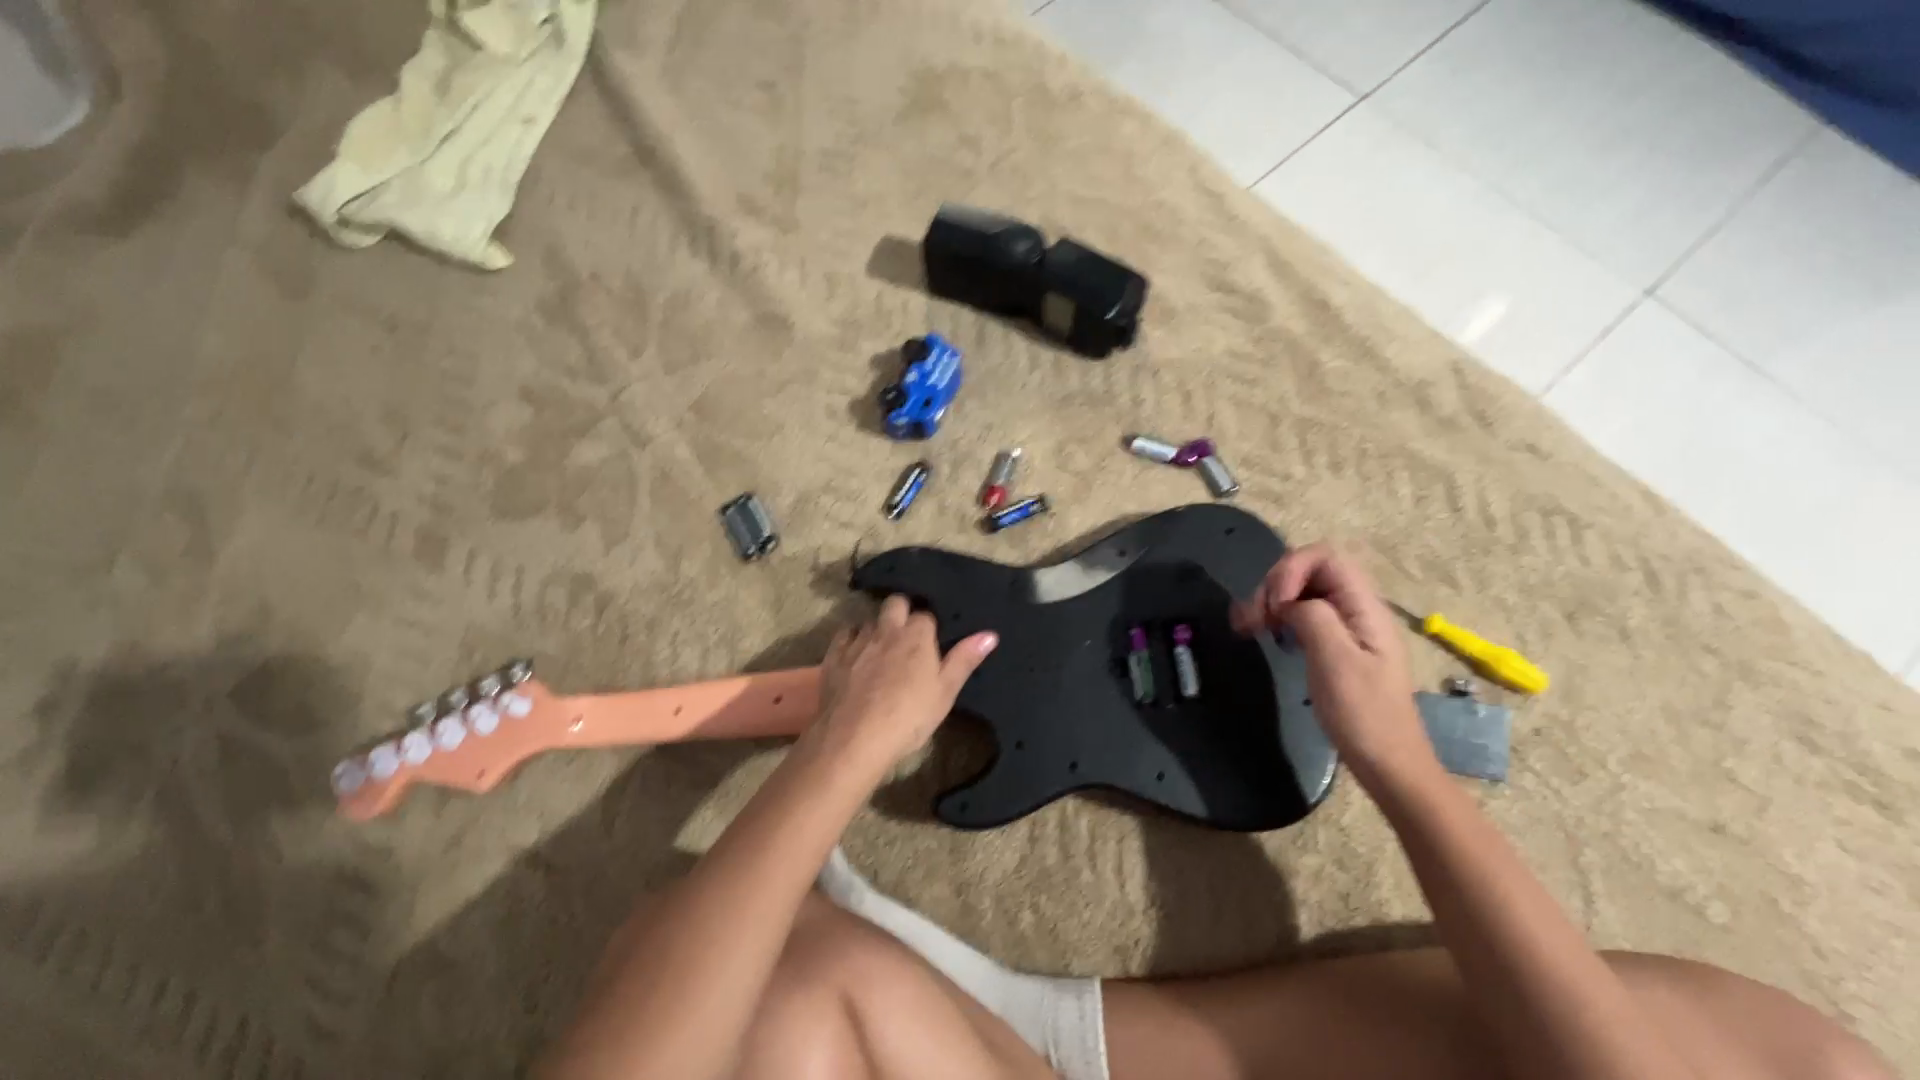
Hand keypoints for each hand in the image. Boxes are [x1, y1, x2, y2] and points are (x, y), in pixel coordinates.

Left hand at [808, 596, 997, 771]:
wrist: (855, 738)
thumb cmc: (909, 717)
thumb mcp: (945, 692)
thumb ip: (965, 659)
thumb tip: (990, 634)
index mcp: (916, 635)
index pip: (927, 616)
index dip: (930, 626)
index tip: (932, 640)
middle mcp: (885, 630)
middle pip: (895, 603)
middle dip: (901, 610)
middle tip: (907, 633)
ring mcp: (856, 641)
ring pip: (868, 620)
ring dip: (876, 627)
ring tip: (880, 646)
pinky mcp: (832, 656)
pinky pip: (843, 636)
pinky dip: (851, 640)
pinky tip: (854, 654)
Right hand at [1231, 544, 1434, 781]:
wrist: (1388, 764)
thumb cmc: (1364, 715)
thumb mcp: (1336, 662)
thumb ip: (1313, 617)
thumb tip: (1290, 602)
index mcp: (1365, 608)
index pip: (1325, 557)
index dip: (1290, 569)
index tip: (1273, 605)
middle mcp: (1358, 610)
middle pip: (1311, 571)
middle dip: (1275, 585)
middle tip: (1253, 620)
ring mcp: (1348, 629)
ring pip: (1303, 593)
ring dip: (1271, 602)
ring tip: (1247, 626)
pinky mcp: (1337, 648)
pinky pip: (1304, 616)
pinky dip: (1279, 618)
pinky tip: (1263, 634)